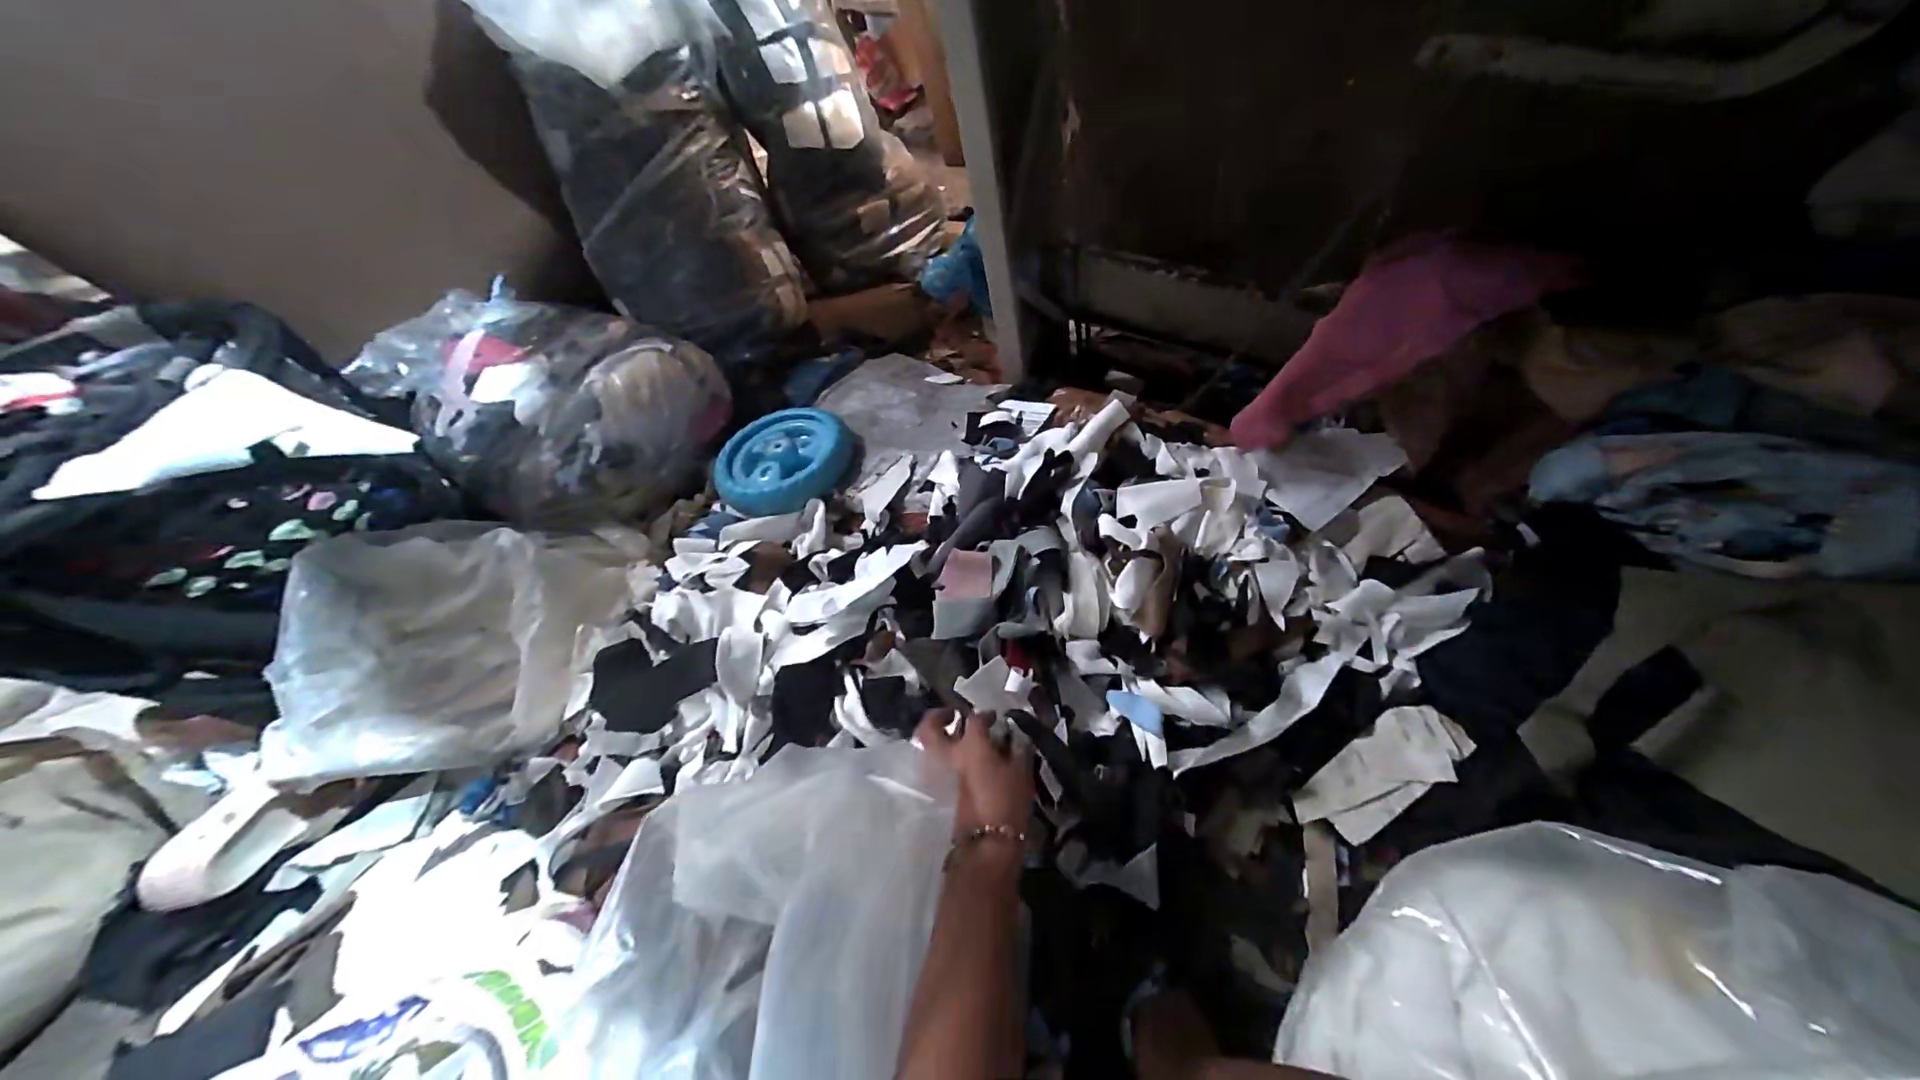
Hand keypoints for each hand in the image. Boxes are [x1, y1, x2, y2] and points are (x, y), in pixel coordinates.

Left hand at [915, 709, 1034, 838]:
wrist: (988, 843)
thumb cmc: (1008, 803)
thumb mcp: (1021, 772)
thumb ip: (1018, 748)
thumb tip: (1015, 736)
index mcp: (971, 744)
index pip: (975, 718)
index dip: (986, 715)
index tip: (995, 718)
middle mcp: (948, 754)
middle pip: (930, 727)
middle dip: (938, 716)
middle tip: (952, 716)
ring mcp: (937, 773)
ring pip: (927, 746)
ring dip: (937, 738)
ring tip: (955, 740)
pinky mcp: (935, 791)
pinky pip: (933, 765)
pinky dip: (941, 759)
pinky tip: (958, 763)